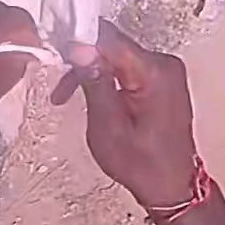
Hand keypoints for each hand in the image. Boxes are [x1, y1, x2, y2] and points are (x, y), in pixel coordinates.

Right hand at [53, 21, 199, 205]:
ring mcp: (164, 71)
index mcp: (153, 72)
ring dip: (88, 70)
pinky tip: (88, 94)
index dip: (77, 39)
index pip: (109, 38)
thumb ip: (94, 82)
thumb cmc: (140, 163)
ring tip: (64, 94)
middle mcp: (163, 64)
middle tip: (54, 77)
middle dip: (80, 58)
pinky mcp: (160, 79)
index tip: (53, 48)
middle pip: (111, 45)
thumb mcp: (107, 126)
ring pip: (115, 56)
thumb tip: (78, 47)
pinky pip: (125, 67)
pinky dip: (104, 77)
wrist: (171, 186)